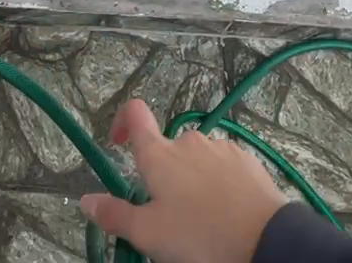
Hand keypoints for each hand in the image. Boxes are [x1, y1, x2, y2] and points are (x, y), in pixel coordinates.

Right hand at [79, 99, 287, 262]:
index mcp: (159, 155)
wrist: (266, 239)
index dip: (122, 120)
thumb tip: (86, 200)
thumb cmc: (199, 236)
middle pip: (167, 149)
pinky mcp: (245, 159)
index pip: (134, 112)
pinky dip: (219, 183)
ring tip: (203, 219)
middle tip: (170, 215)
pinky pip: (223, 165)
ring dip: (193, 180)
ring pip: (195, 159)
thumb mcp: (150, 235)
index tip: (119, 143)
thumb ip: (115, 216)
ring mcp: (218, 147)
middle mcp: (186, 141)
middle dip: (165, 176)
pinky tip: (227, 212)